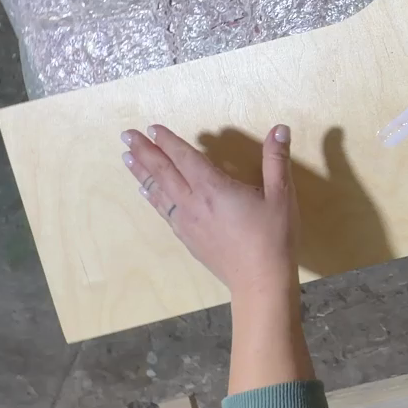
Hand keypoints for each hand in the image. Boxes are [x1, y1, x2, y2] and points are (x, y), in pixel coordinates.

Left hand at [121, 123, 297, 302]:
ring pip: (158, 192)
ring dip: (141, 173)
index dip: (168, 141)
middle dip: (145, 152)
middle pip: (163, 172)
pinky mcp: (188, 238)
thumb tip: (280, 128)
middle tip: (126, 136)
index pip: (185, 158)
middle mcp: (194, 203)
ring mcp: (187, 222)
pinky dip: (151, 196)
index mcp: (214, 188)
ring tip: (127, 158)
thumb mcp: (281, 194)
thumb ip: (277, 159)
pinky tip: (146, 192)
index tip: (151, 128)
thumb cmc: (273, 236)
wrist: (259, 279)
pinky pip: (163, 211)